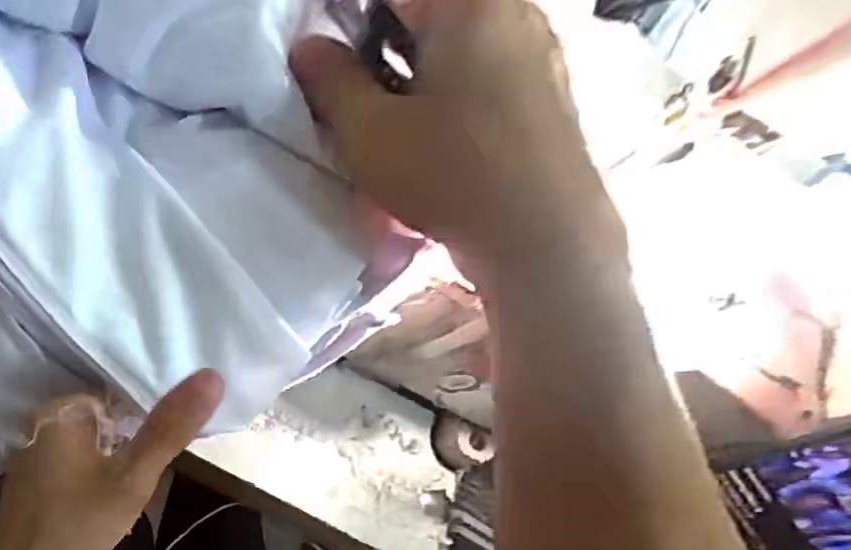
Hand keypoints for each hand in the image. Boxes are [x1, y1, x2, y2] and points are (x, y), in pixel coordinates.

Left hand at [0, 370, 225, 549]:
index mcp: (57, 412)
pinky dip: (90, 482)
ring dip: (111, 469)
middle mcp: (36, 425)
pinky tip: (99, 509)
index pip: (117, 395)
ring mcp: (29, 457)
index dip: (146, 422)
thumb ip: (169, 430)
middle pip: (102, 423)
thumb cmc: (75, 528)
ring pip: (89, 449)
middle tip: (138, 484)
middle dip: (128, 449)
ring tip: (122, 499)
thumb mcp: (131, 480)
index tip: (159, 454)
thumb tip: (212, 375)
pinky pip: (71, 470)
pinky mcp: (30, 484)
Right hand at [290, 0, 626, 282]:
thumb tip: (306, 46)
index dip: (348, 14)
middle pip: (430, 11)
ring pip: (458, 37)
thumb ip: (334, 85)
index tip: (323, 53)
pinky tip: (431, 131)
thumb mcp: (370, 135)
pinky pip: (482, 64)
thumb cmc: (446, 172)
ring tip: (385, 115)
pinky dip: (445, 84)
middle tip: (348, 86)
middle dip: (381, 39)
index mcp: (468, 3)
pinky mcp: (544, 84)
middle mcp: (511, 7)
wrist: (536, 226)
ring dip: (413, 66)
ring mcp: (535, 44)